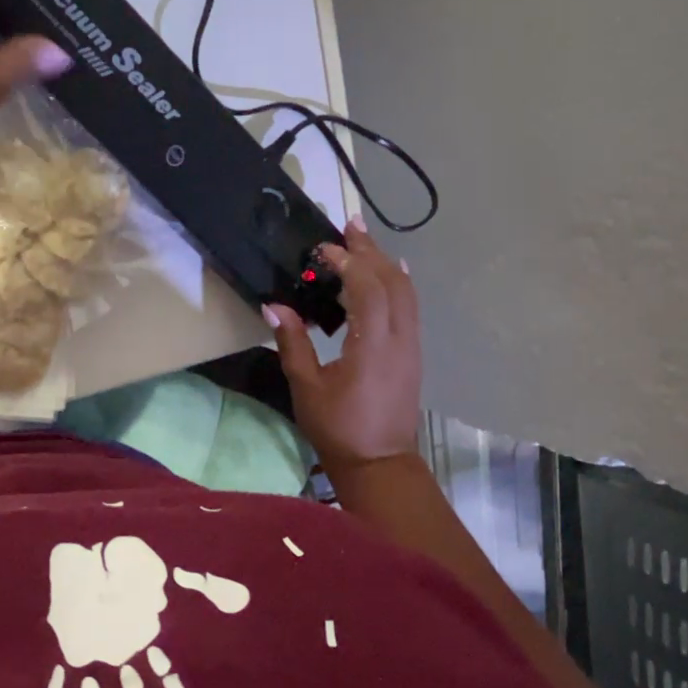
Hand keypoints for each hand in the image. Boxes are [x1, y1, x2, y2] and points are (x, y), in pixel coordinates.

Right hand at [268, 216, 422, 468]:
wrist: (379, 461)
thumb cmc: (338, 428)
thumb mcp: (307, 388)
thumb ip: (293, 343)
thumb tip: (274, 307)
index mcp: (371, 345)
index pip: (366, 288)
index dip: (346, 262)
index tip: (322, 249)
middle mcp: (399, 337)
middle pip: (392, 280)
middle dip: (370, 250)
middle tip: (349, 225)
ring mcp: (411, 344)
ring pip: (406, 290)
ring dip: (385, 262)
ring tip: (365, 242)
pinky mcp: (413, 353)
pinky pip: (410, 306)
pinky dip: (397, 283)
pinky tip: (389, 273)